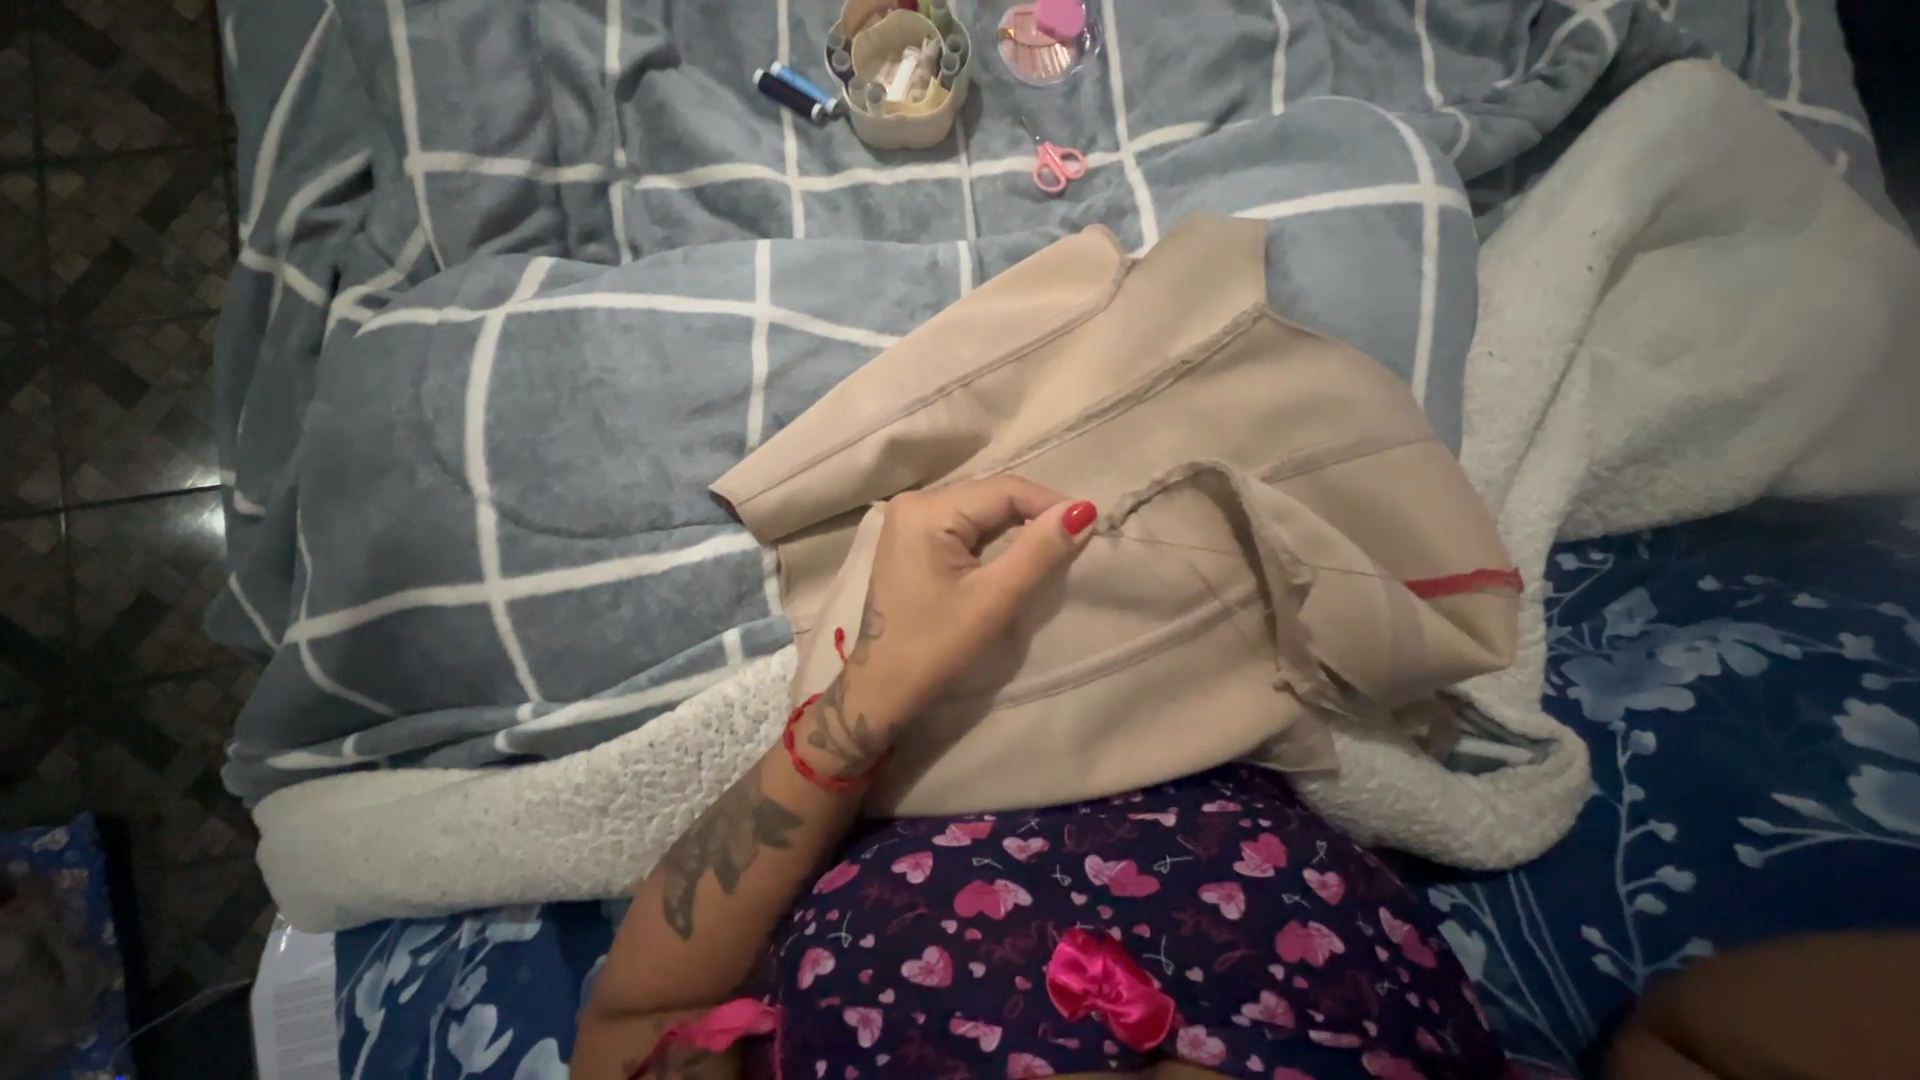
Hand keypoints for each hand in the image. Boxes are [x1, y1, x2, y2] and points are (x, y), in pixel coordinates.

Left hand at [797, 476, 1095, 778]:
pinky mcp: (912, 539)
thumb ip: (1039, 551)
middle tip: (1075, 538)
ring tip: (1052, 546)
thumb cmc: (936, 646)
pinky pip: (964, 525)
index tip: (1091, 525)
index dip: (1050, 503)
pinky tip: (1015, 555)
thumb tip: (1084, 510)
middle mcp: (914, 503)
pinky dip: (993, 537)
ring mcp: (909, 520)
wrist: (884, 686)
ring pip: (980, 510)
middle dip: (1034, 514)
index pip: (1003, 490)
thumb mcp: (994, 599)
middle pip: (990, 496)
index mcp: (927, 510)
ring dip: (1017, 526)